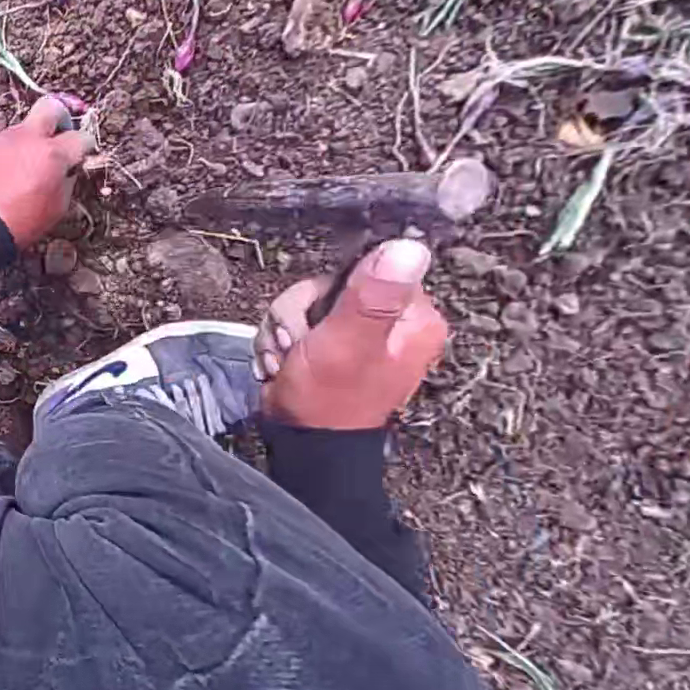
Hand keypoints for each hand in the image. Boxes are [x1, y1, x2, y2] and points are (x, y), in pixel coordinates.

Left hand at [0, 96, 90, 247]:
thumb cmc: (23, 221)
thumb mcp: (58, 206)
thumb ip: (67, 179)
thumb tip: (68, 169)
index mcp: (53, 154)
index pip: (80, 137)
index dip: (85, 145)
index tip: (82, 152)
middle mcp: (28, 139)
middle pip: (50, 107)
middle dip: (60, 117)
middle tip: (59, 135)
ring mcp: (3, 140)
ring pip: (22, 129)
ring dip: (29, 142)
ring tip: (25, 169)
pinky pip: (1, 144)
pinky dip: (7, 155)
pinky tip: (4, 175)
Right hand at [261, 238, 448, 430]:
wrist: (303, 442)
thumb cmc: (329, 398)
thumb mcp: (350, 343)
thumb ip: (374, 297)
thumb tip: (410, 247)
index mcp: (411, 318)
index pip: (369, 266)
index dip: (334, 285)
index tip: (322, 316)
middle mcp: (386, 321)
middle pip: (326, 283)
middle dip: (298, 313)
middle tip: (297, 343)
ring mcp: (353, 333)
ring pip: (301, 301)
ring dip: (283, 328)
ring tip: (286, 359)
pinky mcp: (325, 342)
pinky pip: (291, 321)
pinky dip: (278, 341)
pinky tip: (280, 363)